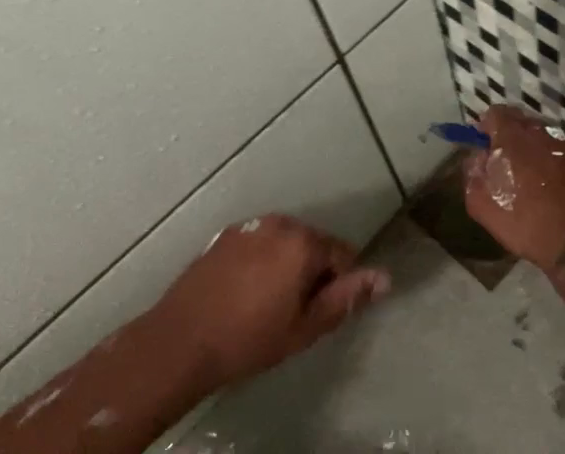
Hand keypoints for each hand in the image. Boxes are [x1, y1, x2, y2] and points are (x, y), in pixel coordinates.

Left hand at [136, 214, 389, 391]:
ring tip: (268, 304)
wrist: (180, 340)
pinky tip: (245, 293)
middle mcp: (278, 223)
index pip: (343, 254)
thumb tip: (383, 278)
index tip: (320, 311)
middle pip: (313, 244)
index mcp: (303, 242)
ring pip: (285, 243)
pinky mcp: (225, 236)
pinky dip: (262, 262)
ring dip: (287, 265)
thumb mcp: (305, 327)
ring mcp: (248, 227)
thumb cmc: (249, 339)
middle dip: (312, 272)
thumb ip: (346, 297)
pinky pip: (259, 244)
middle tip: (295, 311)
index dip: (338, 284)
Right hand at [462, 105, 564, 271]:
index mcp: (514, 137)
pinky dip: (553, 162)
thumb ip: (472, 176)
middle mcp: (542, 133)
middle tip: (504, 163)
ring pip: (543, 137)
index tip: (482, 145)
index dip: (485, 127)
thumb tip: (476, 158)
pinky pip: (562, 152)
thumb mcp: (484, 207)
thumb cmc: (530, 225)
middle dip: (509, 137)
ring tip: (530, 177)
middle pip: (520, 122)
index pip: (494, 114)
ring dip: (533, 150)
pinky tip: (553, 187)